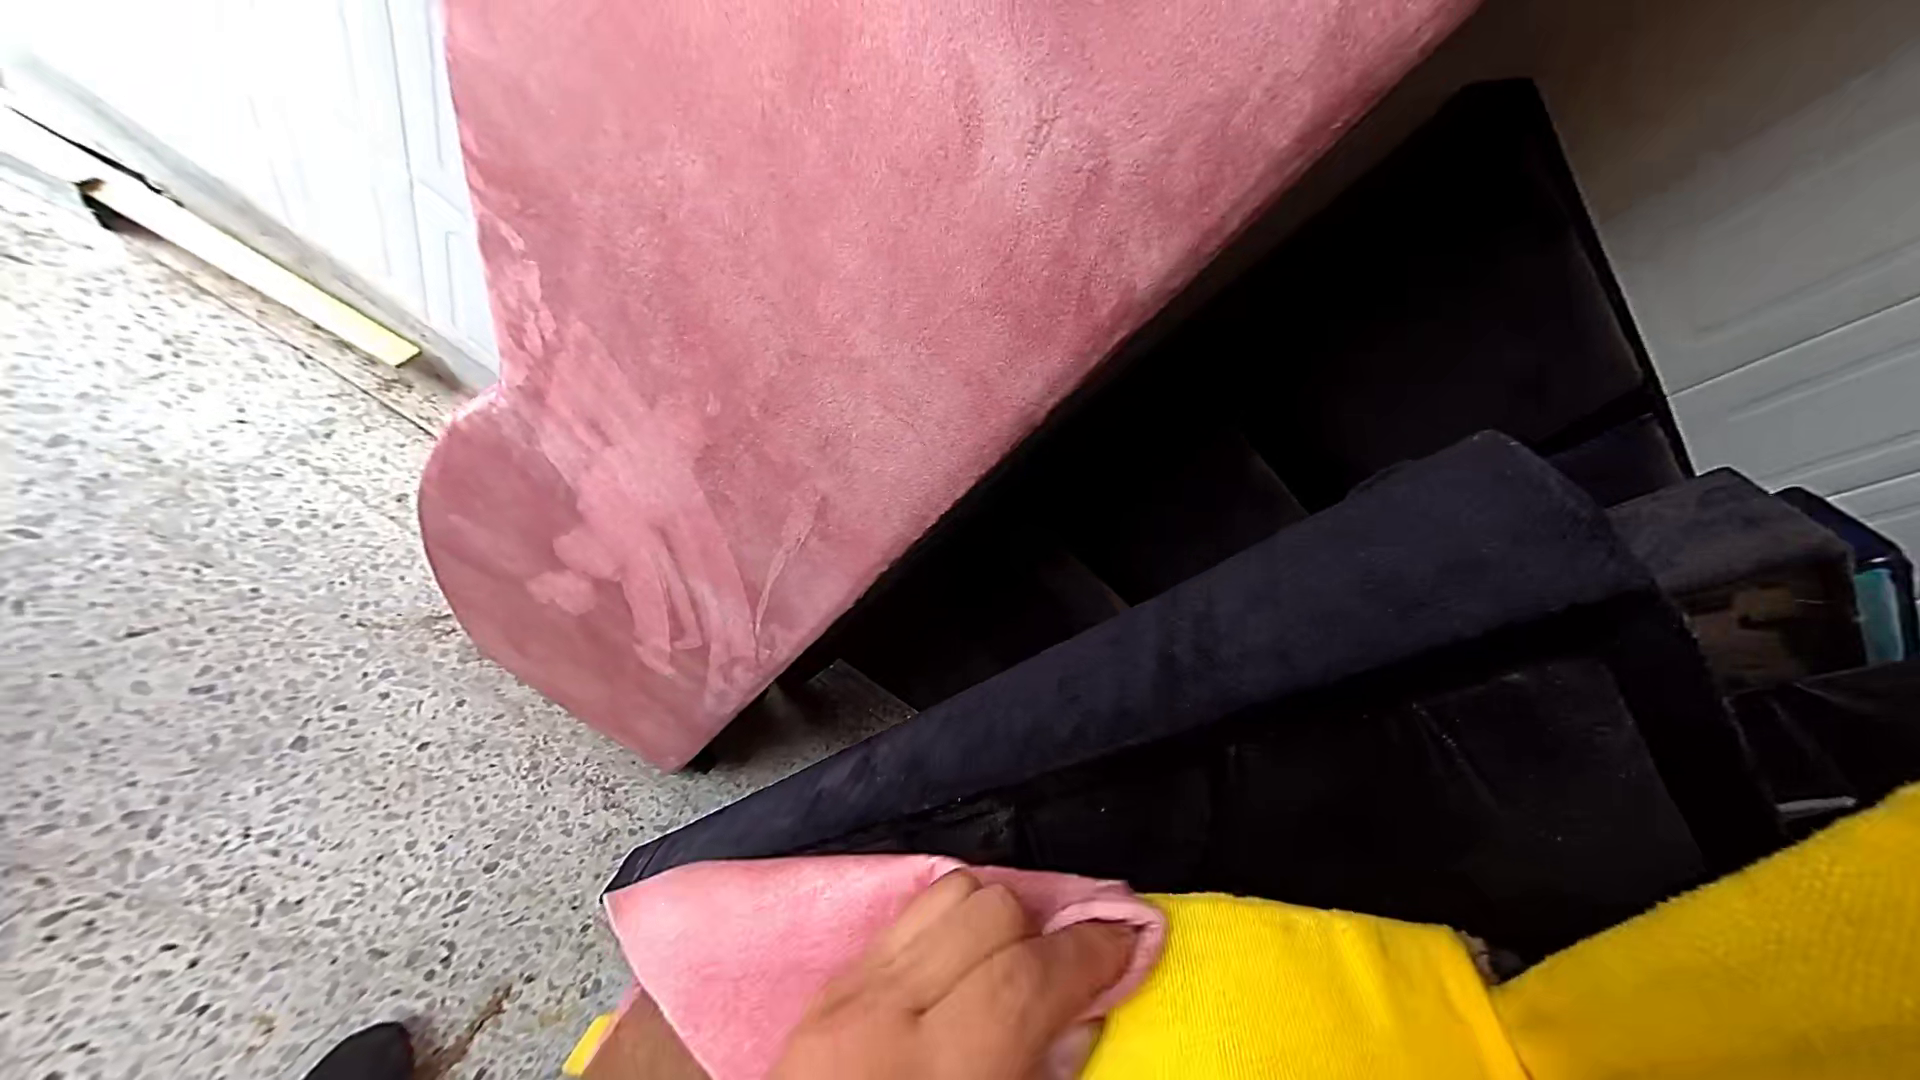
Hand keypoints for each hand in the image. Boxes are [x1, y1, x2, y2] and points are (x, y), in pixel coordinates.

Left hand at [770, 870, 1136, 1079]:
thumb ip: (1046, 1071)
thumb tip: (1086, 1007)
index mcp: (933, 1073)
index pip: (1024, 978)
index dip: (1088, 952)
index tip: (1126, 940)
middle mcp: (883, 1012)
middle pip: (989, 912)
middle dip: (1042, 931)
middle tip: (1065, 968)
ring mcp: (850, 985)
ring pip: (949, 891)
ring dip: (995, 916)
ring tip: (1012, 958)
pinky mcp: (833, 978)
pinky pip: (910, 911)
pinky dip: (952, 919)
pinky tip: (964, 957)